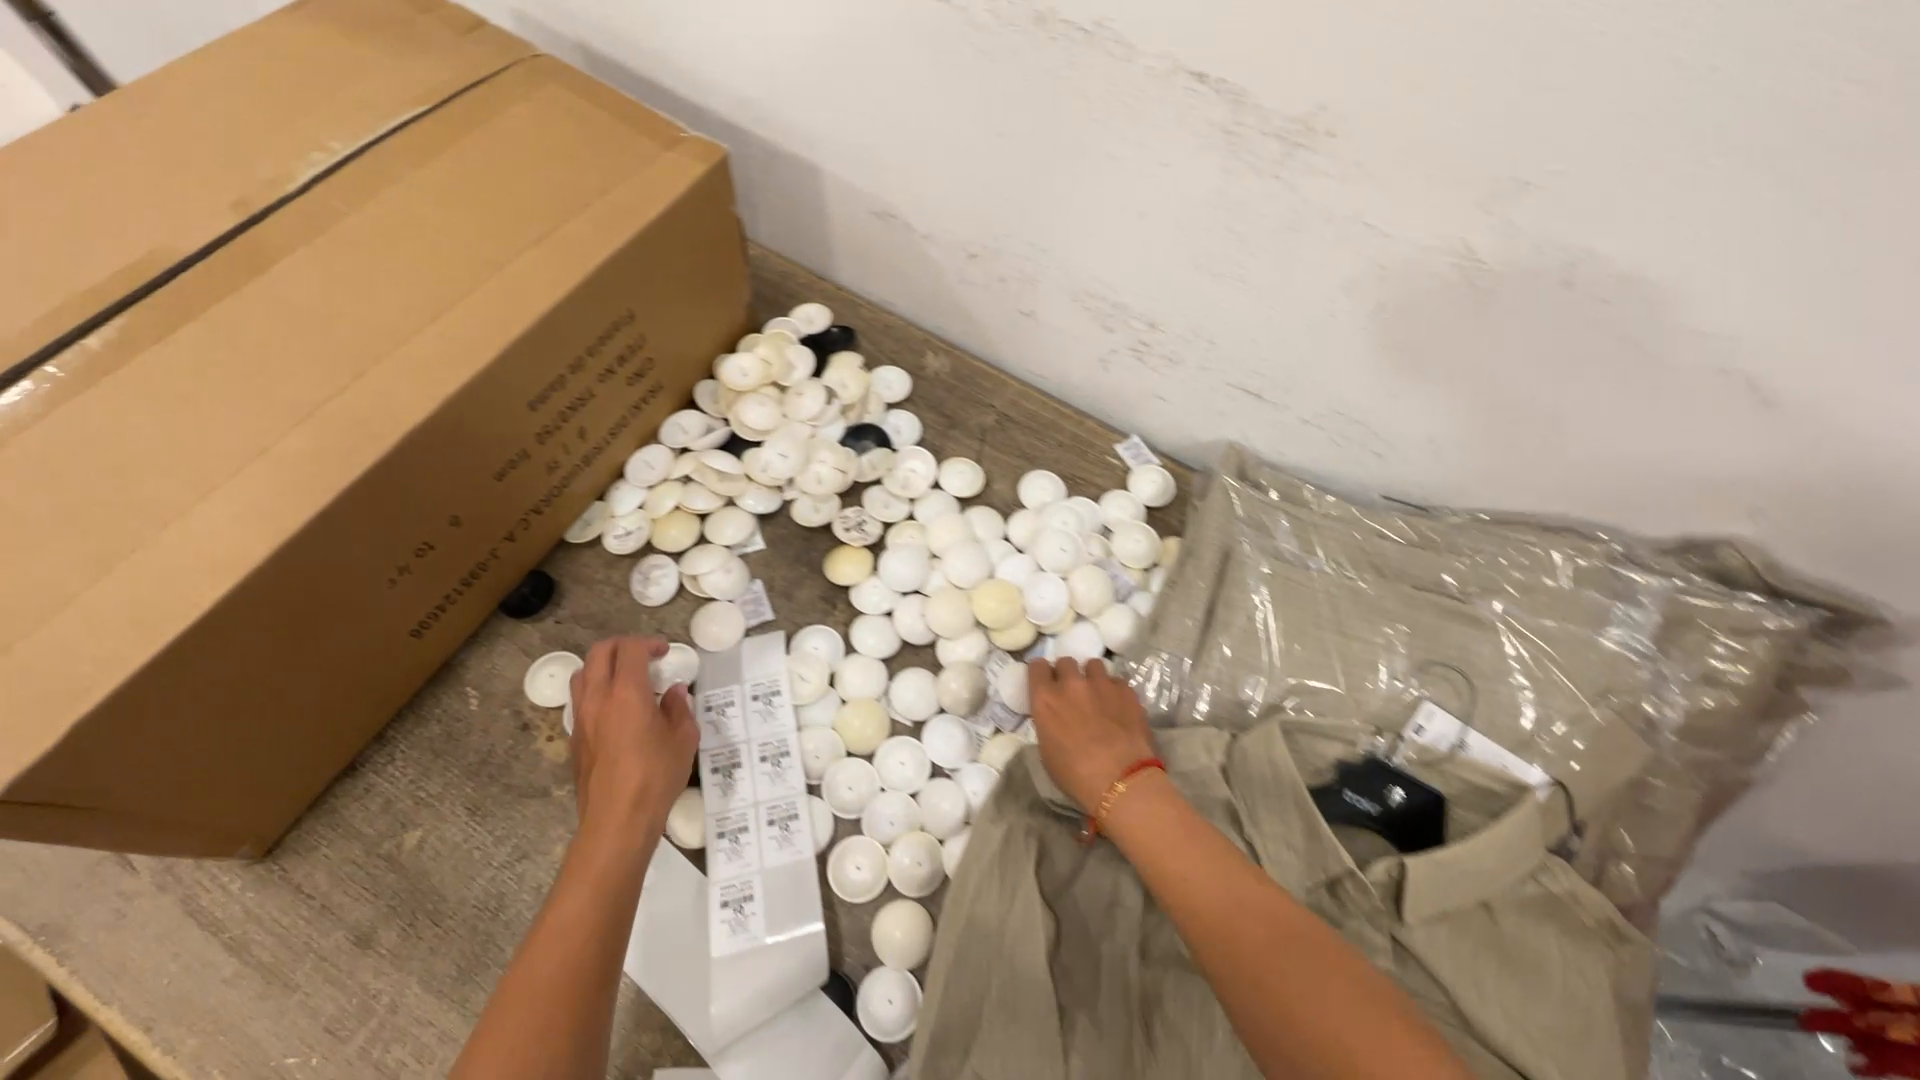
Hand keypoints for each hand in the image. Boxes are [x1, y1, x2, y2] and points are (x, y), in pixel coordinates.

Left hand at [567, 636, 698, 835]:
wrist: (617, 820)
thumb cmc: (656, 777)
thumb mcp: (683, 739)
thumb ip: (679, 709)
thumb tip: (674, 693)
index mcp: (626, 693)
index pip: (630, 649)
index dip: (648, 643)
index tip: (664, 652)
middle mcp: (597, 698)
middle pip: (599, 653)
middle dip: (623, 646)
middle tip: (645, 656)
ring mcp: (581, 718)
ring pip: (583, 674)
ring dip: (604, 666)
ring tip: (627, 679)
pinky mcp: (574, 738)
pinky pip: (580, 699)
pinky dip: (597, 690)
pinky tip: (617, 709)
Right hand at [1026, 658, 1156, 811]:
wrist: (1120, 779)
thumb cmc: (1075, 774)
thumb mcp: (1047, 750)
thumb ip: (1048, 723)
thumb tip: (1055, 718)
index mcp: (1046, 699)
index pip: (1037, 667)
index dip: (1042, 674)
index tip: (1046, 683)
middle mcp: (1072, 684)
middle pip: (1066, 662)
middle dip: (1068, 674)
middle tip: (1073, 692)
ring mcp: (1102, 684)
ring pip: (1094, 665)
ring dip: (1093, 677)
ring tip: (1099, 694)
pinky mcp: (1127, 691)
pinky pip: (1117, 681)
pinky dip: (1115, 690)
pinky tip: (1119, 707)